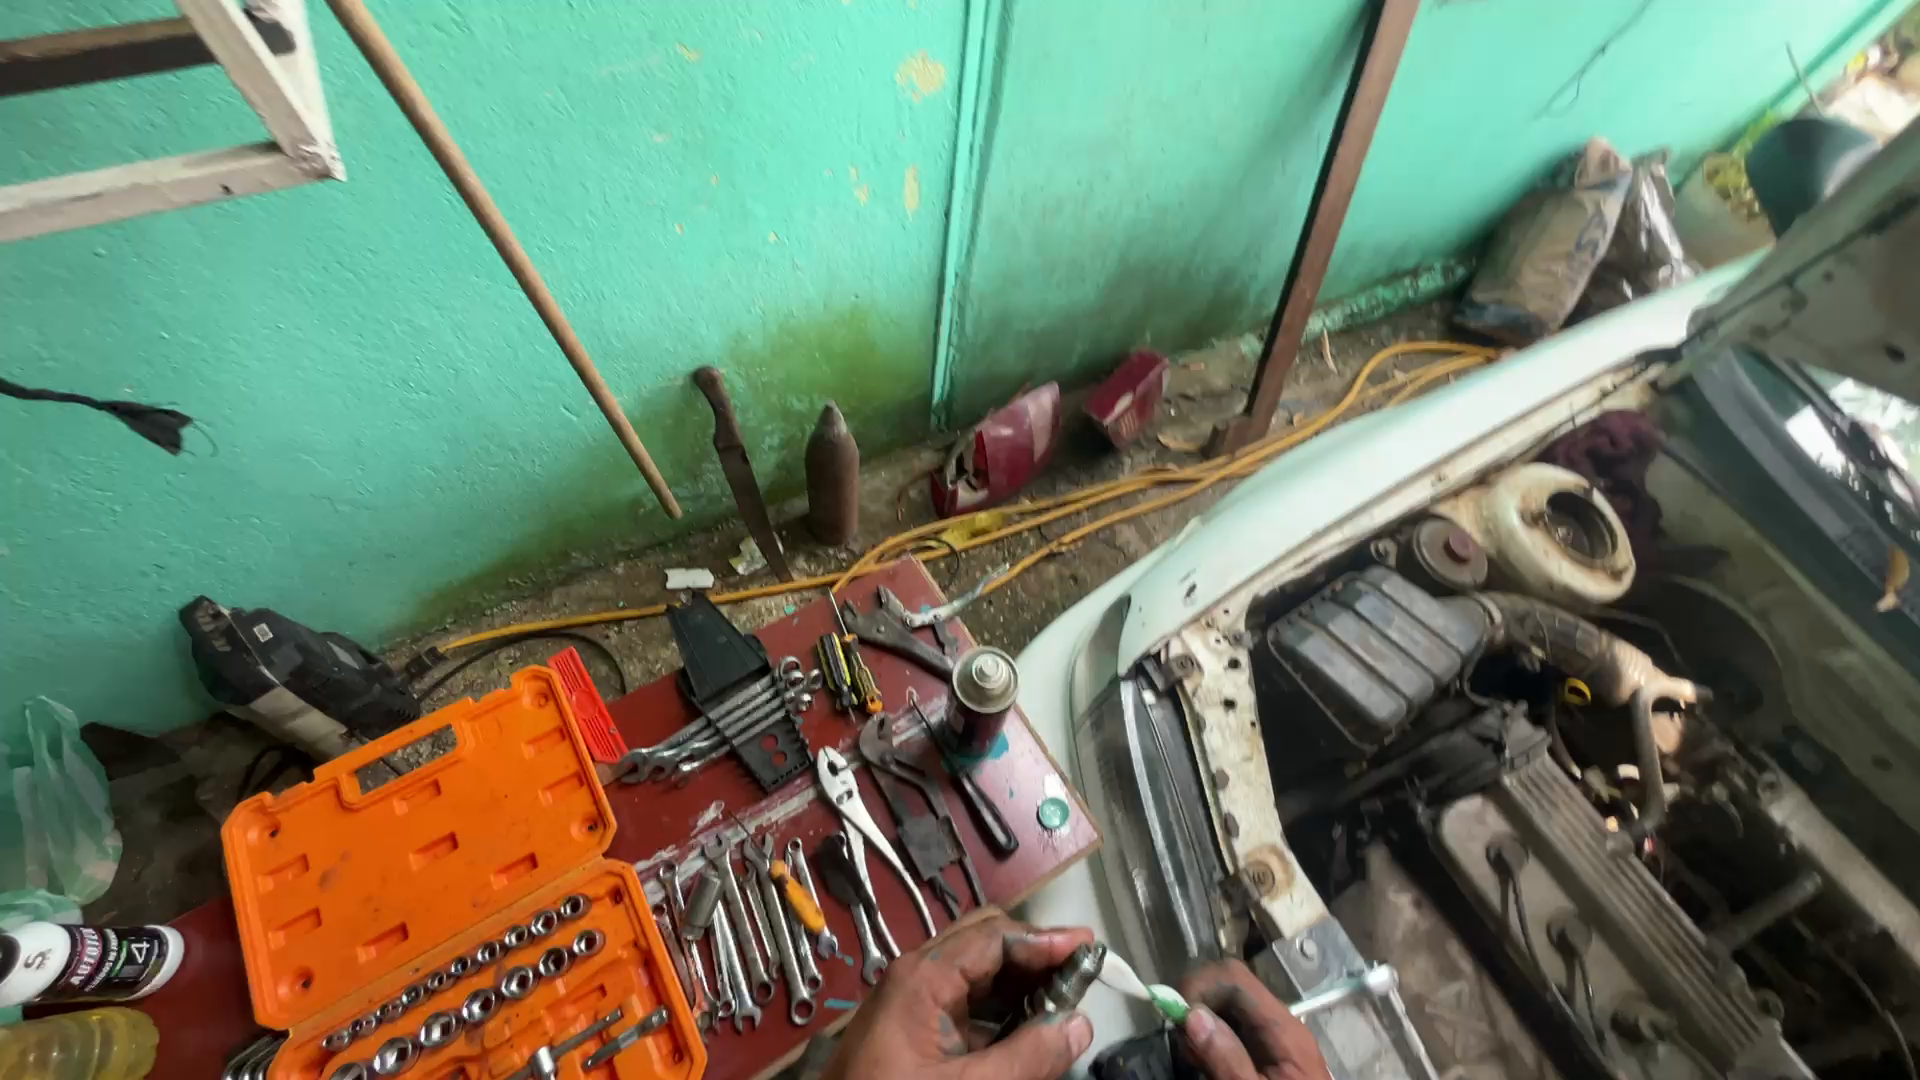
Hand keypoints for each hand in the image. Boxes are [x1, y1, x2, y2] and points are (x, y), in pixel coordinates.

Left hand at [820, 907, 1096, 1079]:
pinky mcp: (913, 1030)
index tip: (1087, 946)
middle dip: (1034, 956)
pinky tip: (1028, 1030)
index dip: (1044, 940)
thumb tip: (1078, 1024)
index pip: (994, 936)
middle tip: (1080, 972)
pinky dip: (1000, 1013)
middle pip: (985, 945)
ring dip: (1020, 985)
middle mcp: (917, 974)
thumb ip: (1027, 1057)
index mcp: (923, 974)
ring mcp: (913, 1002)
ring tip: (1063, 1000)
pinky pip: (965, 1006)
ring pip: (977, 975)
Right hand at [1178, 960, 1328, 1079]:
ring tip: (1192, 1056)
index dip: (1199, 986)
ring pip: (1227, 1003)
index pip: (1234, 976)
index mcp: (1284, 1029)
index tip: (1178, 1022)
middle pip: (1228, 983)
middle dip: (1197, 1001)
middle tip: (1183, 1042)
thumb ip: (1227, 1061)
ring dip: (1200, 1019)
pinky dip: (1211, 1034)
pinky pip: (1232, 1026)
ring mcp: (1274, 1036)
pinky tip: (1205, 1061)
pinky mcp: (1267, 1052)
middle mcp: (1280, 1022)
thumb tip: (1191, 1014)